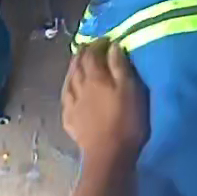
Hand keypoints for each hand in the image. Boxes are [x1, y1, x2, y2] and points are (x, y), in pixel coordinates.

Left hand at [61, 39, 147, 167]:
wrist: (108, 155)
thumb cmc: (125, 121)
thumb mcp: (130, 90)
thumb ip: (120, 66)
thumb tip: (112, 46)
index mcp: (95, 77)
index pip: (91, 54)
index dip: (97, 44)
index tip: (106, 40)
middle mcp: (79, 87)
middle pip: (77, 64)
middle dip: (83, 53)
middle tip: (90, 48)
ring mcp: (72, 104)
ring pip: (69, 80)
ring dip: (73, 68)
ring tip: (78, 63)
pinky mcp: (70, 120)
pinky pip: (66, 98)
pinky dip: (68, 89)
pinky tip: (70, 91)